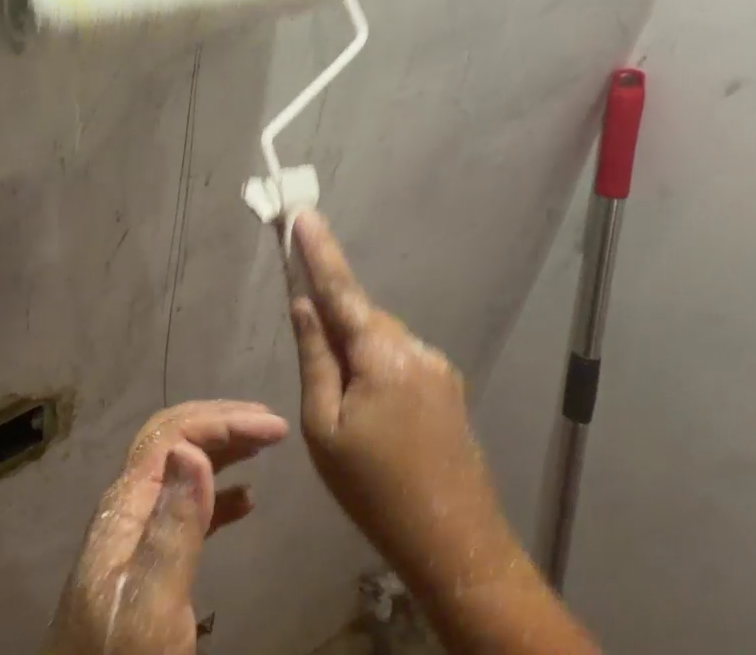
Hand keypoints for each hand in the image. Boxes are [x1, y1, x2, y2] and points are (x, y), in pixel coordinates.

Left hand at [45, 401, 288, 654]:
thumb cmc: (120, 652)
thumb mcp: (153, 596)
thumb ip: (172, 526)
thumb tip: (190, 449)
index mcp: (126, 504)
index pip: (170, 437)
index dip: (220, 421)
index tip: (273, 426)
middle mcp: (128, 506)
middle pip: (172, 443)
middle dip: (220, 424)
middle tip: (272, 424)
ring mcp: (137, 531)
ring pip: (180, 471)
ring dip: (221, 451)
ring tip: (264, 446)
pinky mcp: (148, 559)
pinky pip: (185, 509)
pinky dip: (217, 494)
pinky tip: (247, 500)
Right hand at [283, 211, 526, 596]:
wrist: (454, 545)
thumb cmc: (373, 488)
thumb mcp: (322, 426)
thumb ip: (314, 357)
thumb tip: (303, 304)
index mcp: (383, 356)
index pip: (341, 290)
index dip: (317, 250)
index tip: (301, 211)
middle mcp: (416, 351)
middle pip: (360, 315)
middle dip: (329, 318)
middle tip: (307, 358)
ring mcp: (438, 371)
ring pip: (377, 339)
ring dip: (350, 351)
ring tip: (338, 407)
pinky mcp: (446, 391)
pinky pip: (396, 360)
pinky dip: (371, 367)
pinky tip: (364, 412)